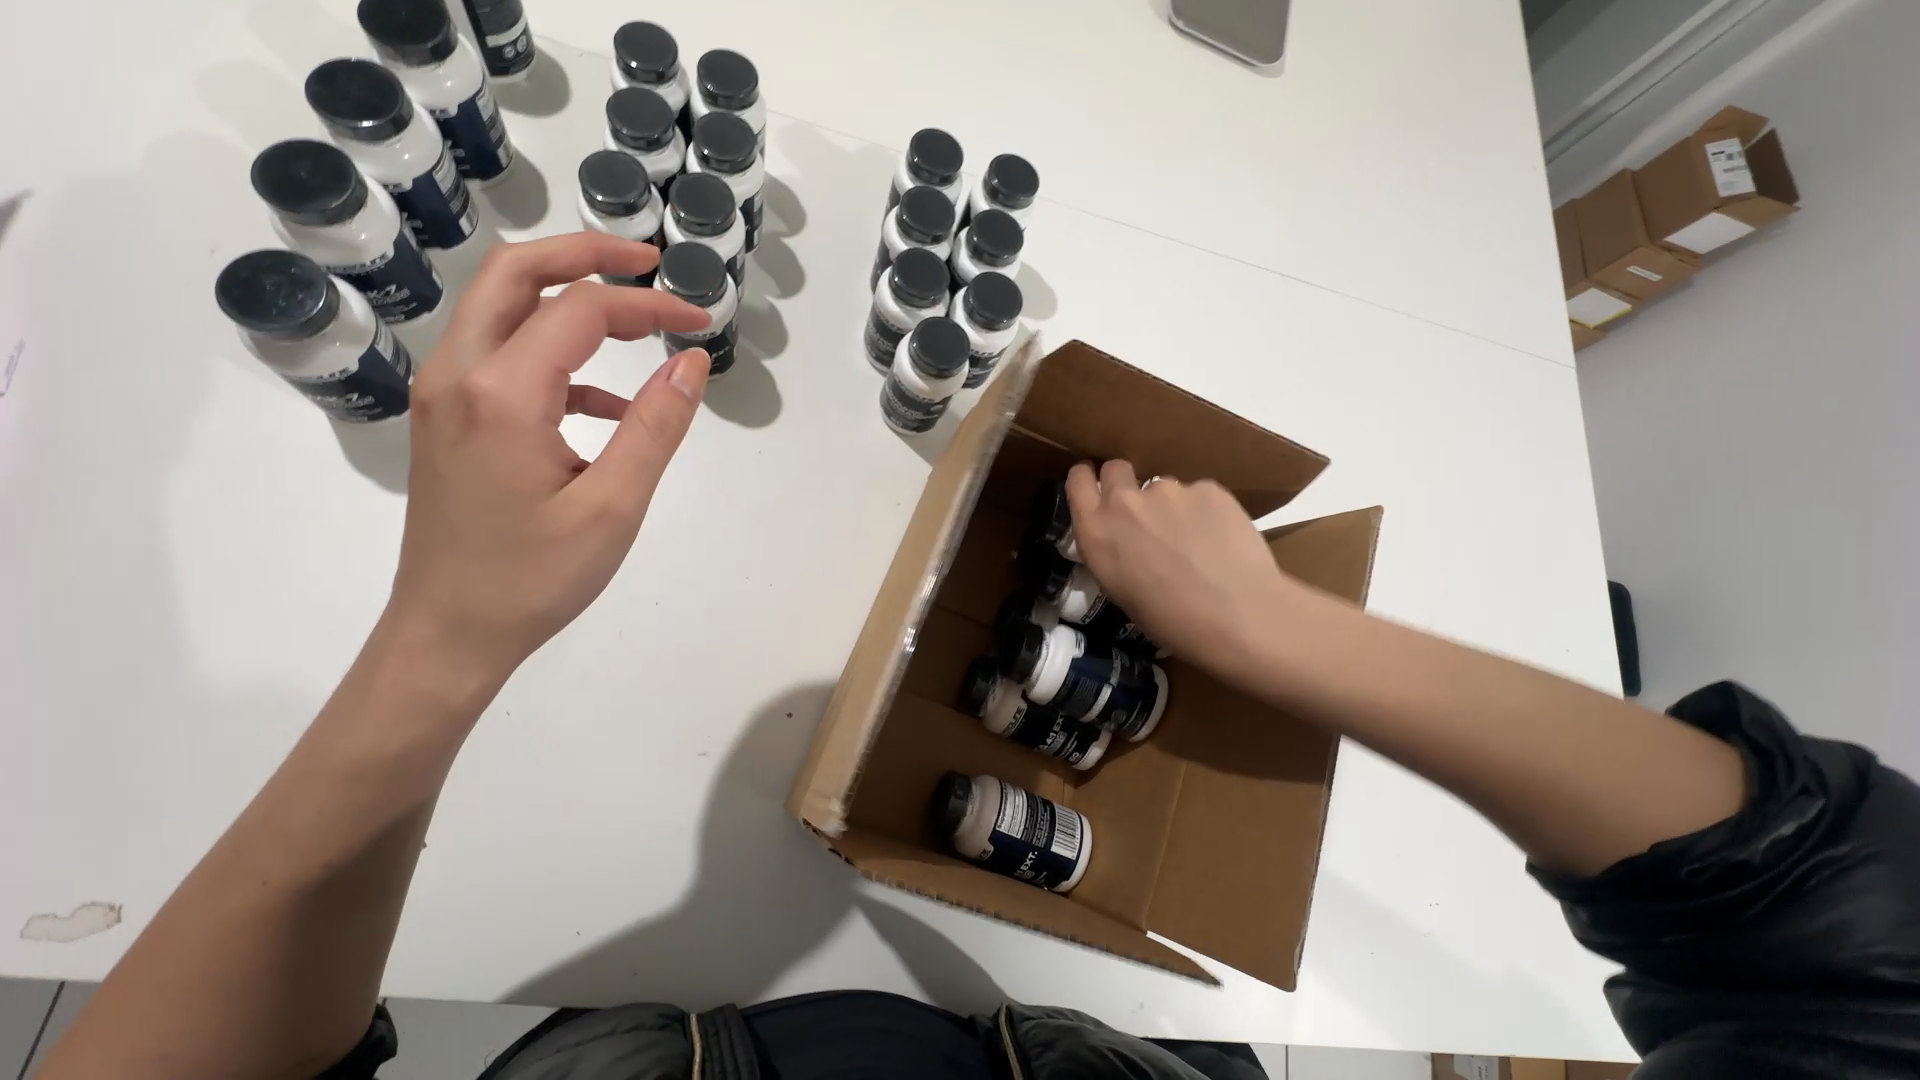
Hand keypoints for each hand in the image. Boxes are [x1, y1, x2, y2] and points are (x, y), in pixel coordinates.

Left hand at [385, 232, 714, 683]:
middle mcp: (460, 375)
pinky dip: (555, 354)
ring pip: (500, 307)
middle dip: (587, 255)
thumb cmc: (534, 578)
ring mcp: (445, 396)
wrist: (448, 633)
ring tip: (635, 318)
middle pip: (515, 273)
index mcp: (502, 394)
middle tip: (648, 262)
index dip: (647, 304)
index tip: (701, 324)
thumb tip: (689, 361)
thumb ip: (655, 427)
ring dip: (566, 297)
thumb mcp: (613, 507)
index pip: (580, 310)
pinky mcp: (448, 419)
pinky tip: (606, 404)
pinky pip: (500, 357)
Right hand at [1064, 460, 1316, 680]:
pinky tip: (1221, 540)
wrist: (1237, 616)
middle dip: (1125, 482)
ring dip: (1171, 506)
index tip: (1097, 488)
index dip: (1087, 480)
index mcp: (1096, 531)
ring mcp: (1169, 489)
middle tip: (1143, 514)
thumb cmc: (1171, 622)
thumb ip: (1114, 551)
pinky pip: (1200, 495)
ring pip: (1164, 488)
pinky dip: (1206, 512)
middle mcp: (1126, 502)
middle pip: (1116, 468)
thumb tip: (1127, 542)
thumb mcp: (1120, 591)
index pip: (1078, 480)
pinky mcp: (1209, 488)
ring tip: (1195, 540)